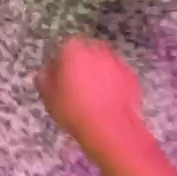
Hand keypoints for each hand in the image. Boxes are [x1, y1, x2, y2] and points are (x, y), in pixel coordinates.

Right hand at [36, 37, 149, 158]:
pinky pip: (117, 76)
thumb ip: (44, 77)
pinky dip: (113, 83)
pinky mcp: (132, 76)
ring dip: (98, 73)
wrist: (110, 128)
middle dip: (82, 64)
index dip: (62, 63)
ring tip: (93, 96)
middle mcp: (97, 49)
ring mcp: (117, 61)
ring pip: (103, 63)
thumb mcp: (48, 96)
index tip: (60, 78)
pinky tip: (108, 101)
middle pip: (86, 52)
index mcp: (73, 49)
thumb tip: (48, 70)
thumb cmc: (74, 109)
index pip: (64, 47)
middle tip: (76, 86)